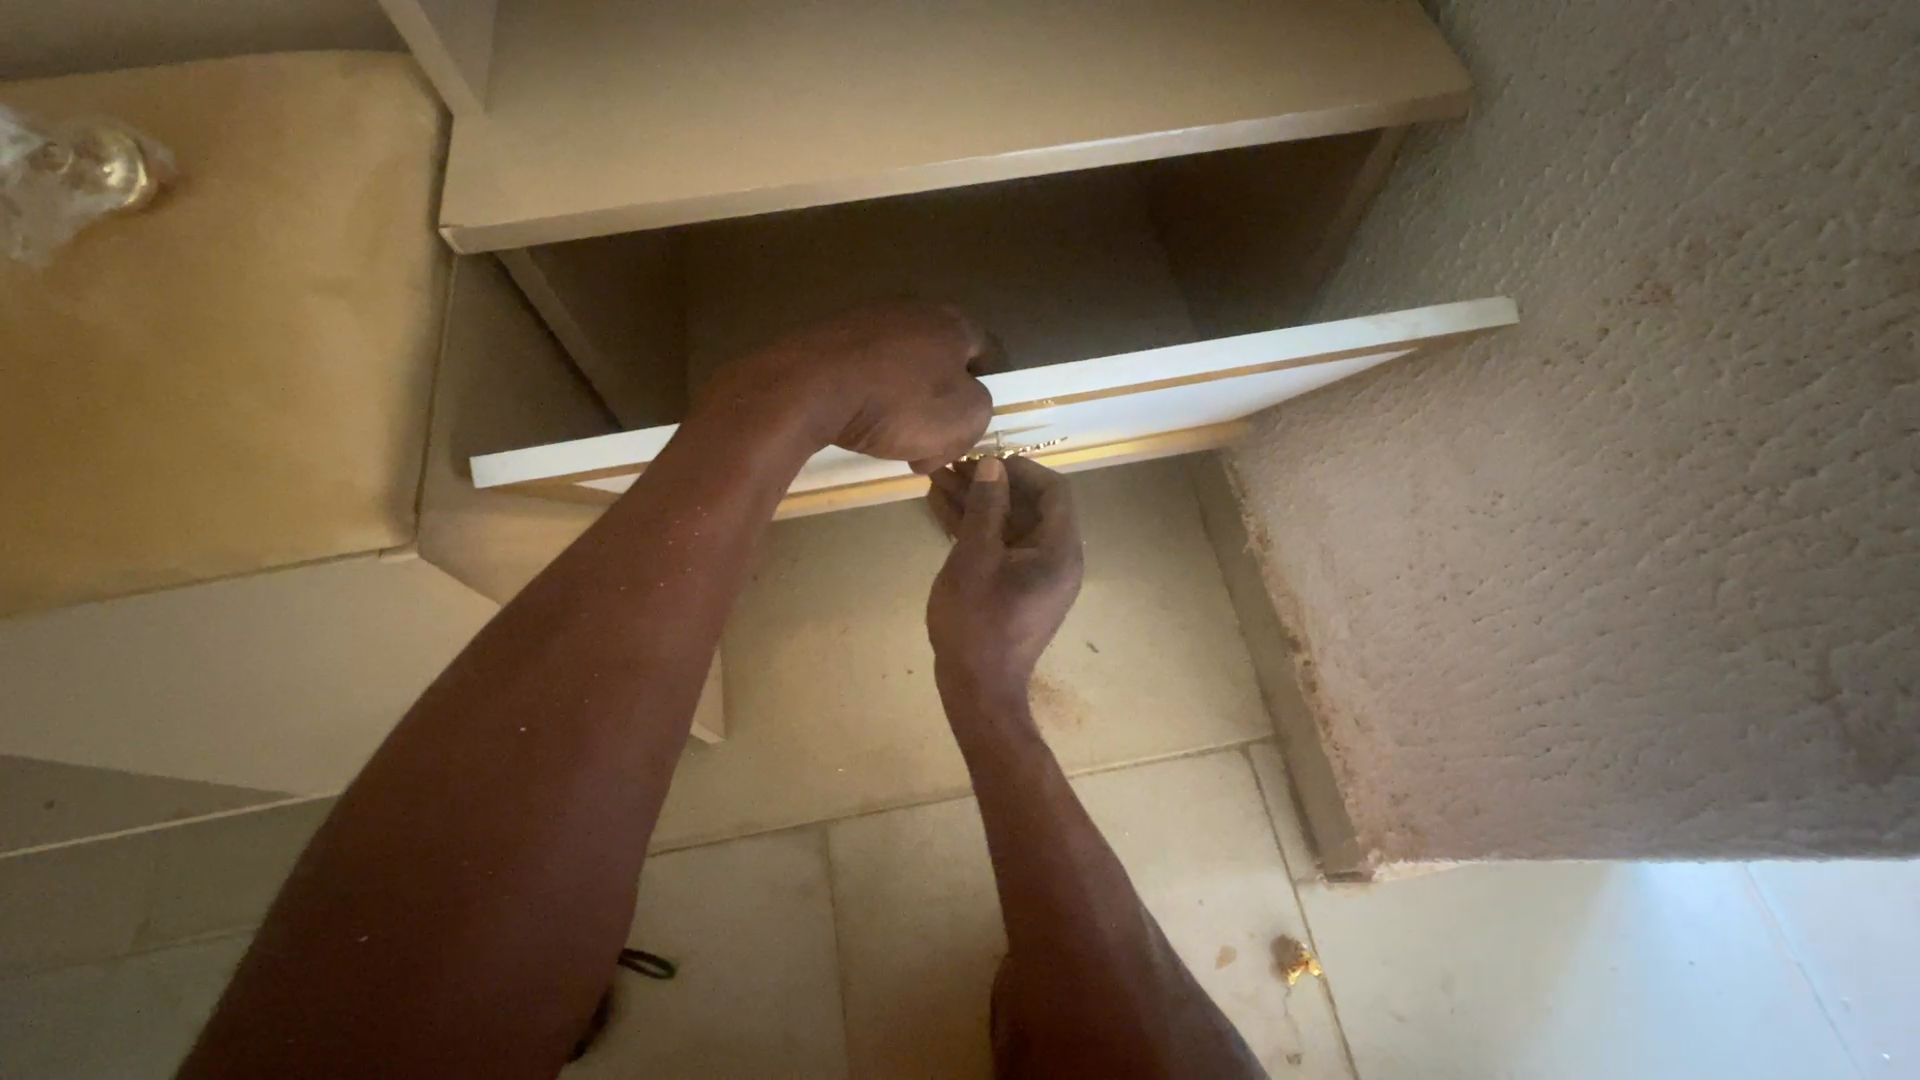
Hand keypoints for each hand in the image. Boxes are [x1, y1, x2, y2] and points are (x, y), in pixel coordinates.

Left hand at [701, 300, 994, 473]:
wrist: (812, 387)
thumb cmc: (900, 402)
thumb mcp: (964, 418)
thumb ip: (979, 415)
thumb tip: (959, 421)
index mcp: (953, 322)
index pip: (986, 354)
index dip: (985, 393)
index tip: (968, 426)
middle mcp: (913, 308)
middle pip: (940, 362)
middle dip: (939, 404)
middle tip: (930, 444)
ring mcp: (867, 318)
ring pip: (900, 368)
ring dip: (903, 404)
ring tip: (890, 440)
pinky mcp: (830, 335)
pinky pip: (863, 371)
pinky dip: (868, 396)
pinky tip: (857, 422)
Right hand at [926, 456, 1083, 697]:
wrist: (977, 691)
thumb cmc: (977, 623)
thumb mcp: (976, 558)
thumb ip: (986, 507)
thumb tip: (992, 465)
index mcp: (1060, 551)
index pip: (1055, 491)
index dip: (1021, 468)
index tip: (984, 458)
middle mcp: (1056, 560)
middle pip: (1029, 507)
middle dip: (990, 484)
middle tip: (951, 465)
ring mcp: (1035, 576)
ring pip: (1009, 526)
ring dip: (976, 503)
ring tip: (936, 479)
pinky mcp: (1014, 588)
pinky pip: (1000, 548)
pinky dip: (975, 529)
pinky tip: (939, 508)